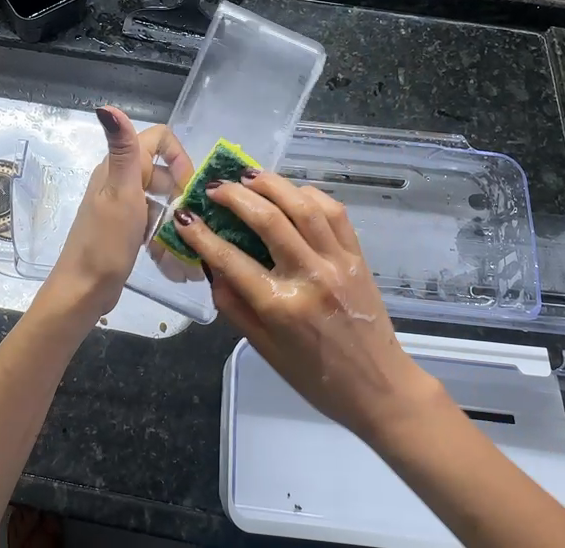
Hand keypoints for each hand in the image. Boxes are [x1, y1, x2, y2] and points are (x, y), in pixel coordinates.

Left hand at [40, 107, 191, 320]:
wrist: (83, 290)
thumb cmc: (105, 242)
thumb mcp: (121, 194)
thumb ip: (122, 150)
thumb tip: (106, 106)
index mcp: (119, 167)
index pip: (158, 139)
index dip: (179, 157)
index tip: (189, 186)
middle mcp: (120, 180)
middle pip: (162, 172)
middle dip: (181, 193)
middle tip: (193, 221)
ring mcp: (122, 206)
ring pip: (160, 201)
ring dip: (175, 220)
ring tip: (188, 246)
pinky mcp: (125, 229)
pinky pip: (153, 224)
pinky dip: (164, 238)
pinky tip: (175, 261)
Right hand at [172, 170, 444, 444]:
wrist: (380, 389)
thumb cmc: (315, 377)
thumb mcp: (264, 349)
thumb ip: (235, 305)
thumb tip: (211, 266)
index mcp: (281, 307)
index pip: (231, 260)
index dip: (201, 234)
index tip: (184, 216)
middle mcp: (310, 277)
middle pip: (268, 219)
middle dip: (234, 196)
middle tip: (213, 187)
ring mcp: (337, 262)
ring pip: (302, 205)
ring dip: (271, 184)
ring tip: (246, 176)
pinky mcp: (357, 256)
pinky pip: (334, 211)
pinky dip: (308, 194)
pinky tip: (289, 192)